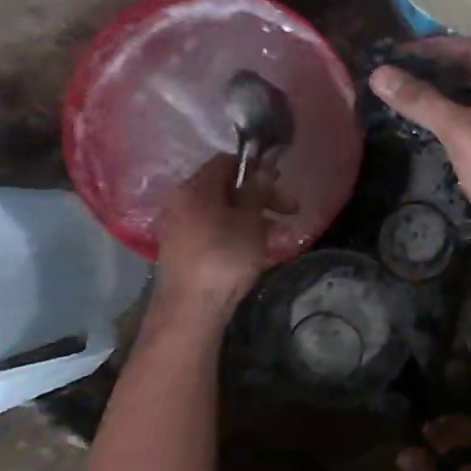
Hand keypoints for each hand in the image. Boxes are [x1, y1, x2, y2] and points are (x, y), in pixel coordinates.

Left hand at [157, 155, 290, 304]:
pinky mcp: (183, 252)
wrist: (191, 308)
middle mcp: (182, 202)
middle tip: (290, 210)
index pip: (225, 161)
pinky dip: (236, 233)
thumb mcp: (249, 221)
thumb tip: (261, 170)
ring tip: (280, 235)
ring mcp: (180, 228)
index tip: (280, 182)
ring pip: (222, 212)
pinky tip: (257, 250)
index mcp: (196, 188)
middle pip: (225, 188)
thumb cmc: (225, 257)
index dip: (255, 168)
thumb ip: (257, 191)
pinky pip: (214, 231)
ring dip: (253, 218)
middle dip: (260, 197)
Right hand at [370, 37, 470, 261]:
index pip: (469, 48)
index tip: (397, 51)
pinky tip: (424, 121)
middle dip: (434, 68)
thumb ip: (421, 100)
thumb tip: (379, 73)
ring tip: (403, 91)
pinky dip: (449, 115)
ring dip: (440, 92)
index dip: (432, 47)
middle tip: (395, 70)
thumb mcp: (459, 131)